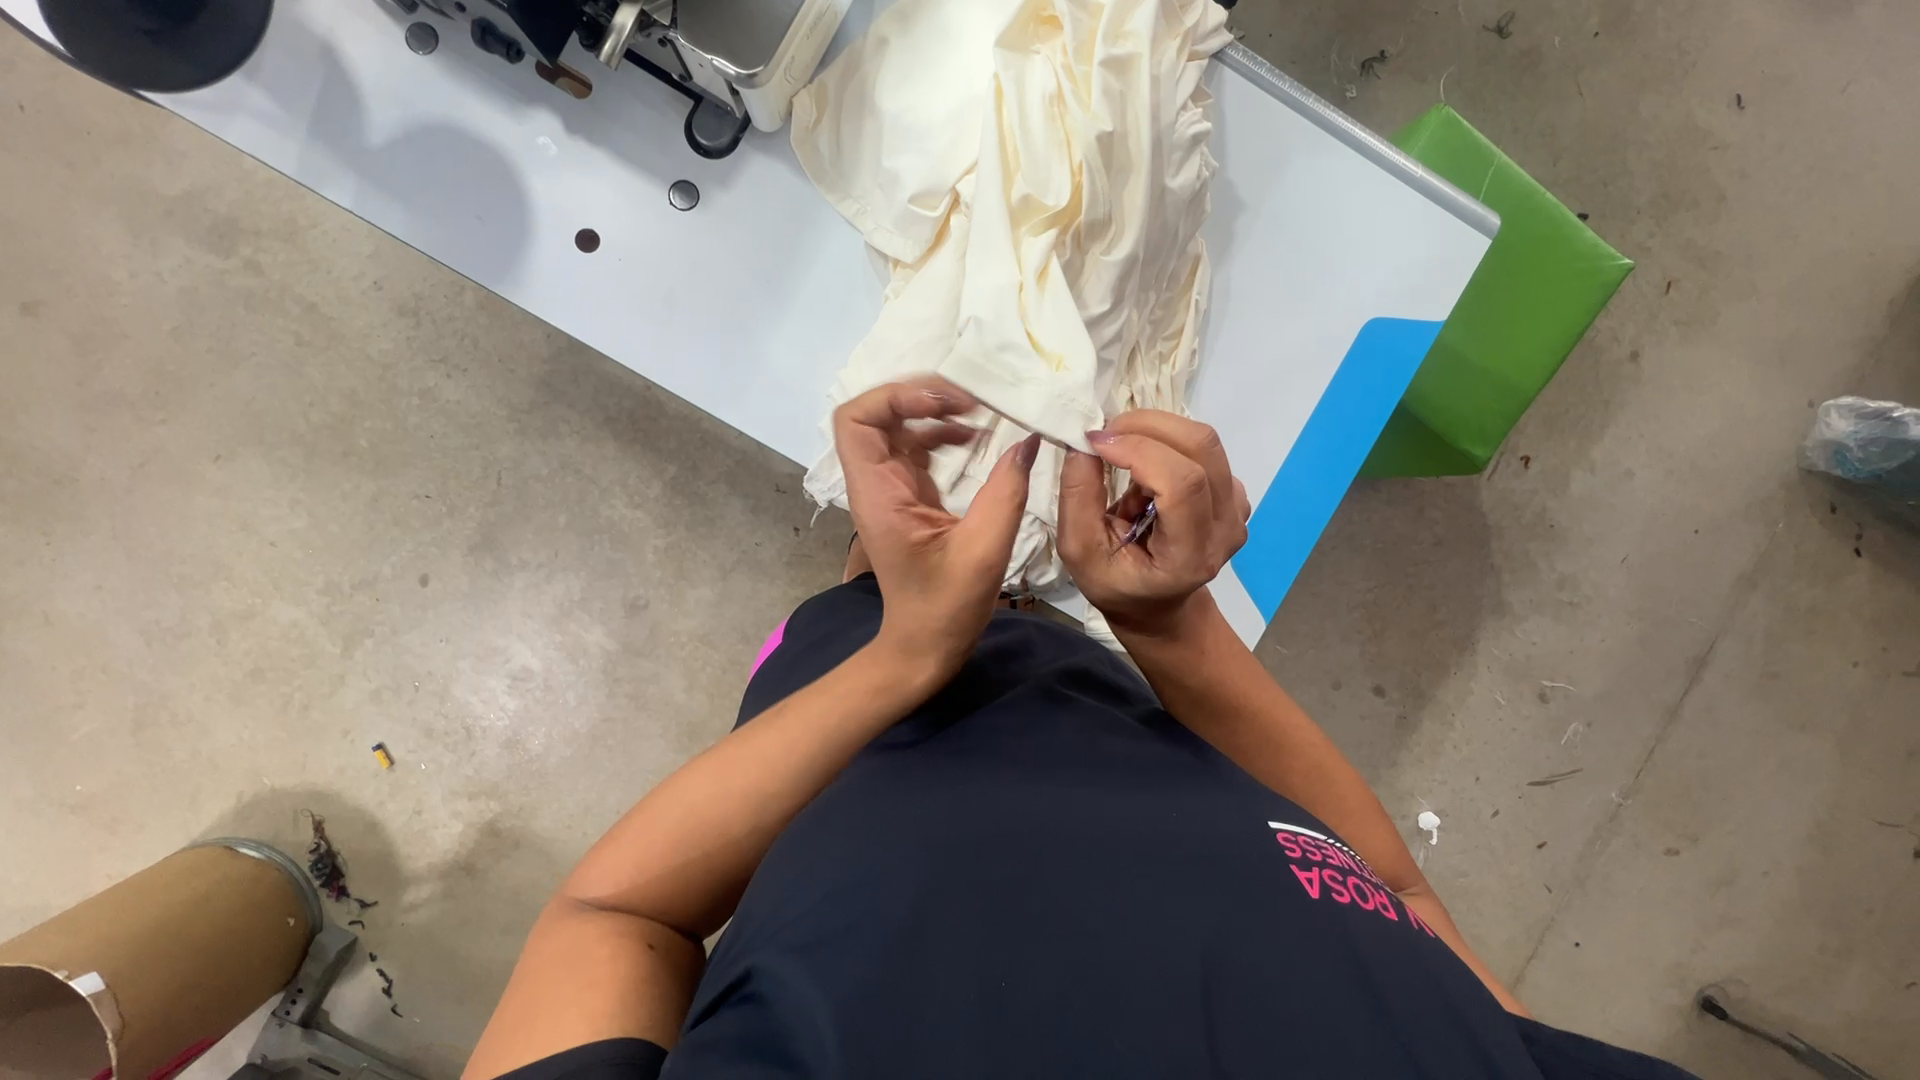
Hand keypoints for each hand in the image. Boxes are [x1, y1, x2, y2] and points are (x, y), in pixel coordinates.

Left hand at [834, 376, 1040, 684]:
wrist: (923, 647)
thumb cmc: (945, 608)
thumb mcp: (984, 550)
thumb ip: (1006, 492)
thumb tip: (1029, 440)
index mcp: (878, 495)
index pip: (856, 419)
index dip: (895, 397)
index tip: (946, 404)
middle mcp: (876, 485)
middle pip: (876, 414)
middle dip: (920, 396)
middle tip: (970, 400)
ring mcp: (890, 490)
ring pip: (897, 428)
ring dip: (934, 412)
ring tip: (979, 412)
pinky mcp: (907, 498)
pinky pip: (916, 450)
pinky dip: (943, 435)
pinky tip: (976, 440)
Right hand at [1057, 411, 1249, 637]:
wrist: (1157, 606)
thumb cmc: (1116, 584)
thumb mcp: (1080, 552)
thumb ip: (1078, 499)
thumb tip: (1083, 445)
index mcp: (1189, 555)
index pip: (1181, 483)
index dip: (1138, 450)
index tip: (1095, 443)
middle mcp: (1225, 529)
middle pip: (1201, 448)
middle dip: (1147, 426)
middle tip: (1105, 435)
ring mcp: (1237, 510)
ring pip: (1205, 442)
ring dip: (1156, 433)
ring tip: (1123, 456)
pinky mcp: (1235, 494)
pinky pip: (1205, 451)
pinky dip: (1168, 445)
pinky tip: (1146, 472)